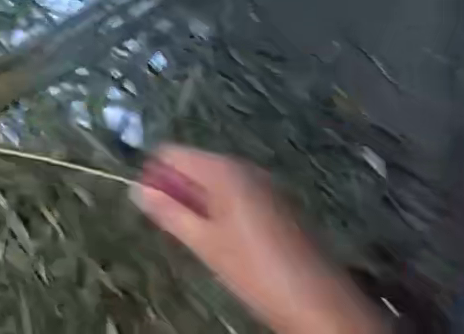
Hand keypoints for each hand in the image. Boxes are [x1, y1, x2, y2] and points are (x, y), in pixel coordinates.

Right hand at [134, 146, 387, 333]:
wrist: (326, 310)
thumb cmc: (257, 271)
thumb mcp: (205, 244)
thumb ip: (168, 212)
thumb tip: (137, 188)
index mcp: (221, 169)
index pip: (170, 152)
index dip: (155, 173)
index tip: (151, 204)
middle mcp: (241, 166)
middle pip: (193, 164)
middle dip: (178, 189)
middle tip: (176, 225)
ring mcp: (263, 183)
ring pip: (214, 180)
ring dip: (200, 201)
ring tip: (202, 237)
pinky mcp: (277, 203)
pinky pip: (235, 192)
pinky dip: (222, 208)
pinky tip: (228, 240)